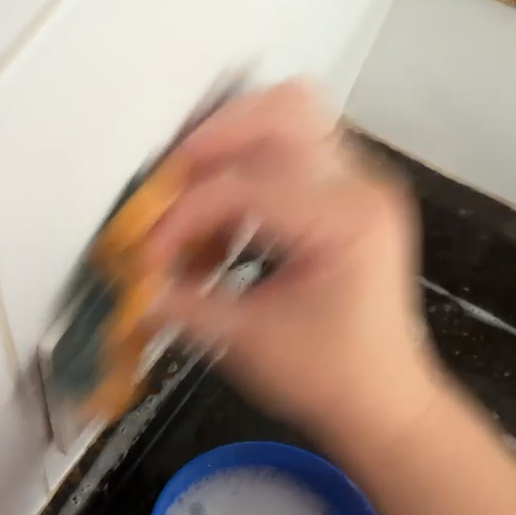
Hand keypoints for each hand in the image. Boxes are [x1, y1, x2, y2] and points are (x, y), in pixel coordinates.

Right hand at [143, 82, 440, 467]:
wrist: (383, 402)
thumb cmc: (325, 378)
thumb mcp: (246, 343)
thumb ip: (184, 305)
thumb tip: (132, 286)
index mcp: (344, 220)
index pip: (247, 185)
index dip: (184, 215)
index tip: (146, 255)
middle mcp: (360, 185)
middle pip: (282, 111)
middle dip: (211, 143)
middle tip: (165, 188)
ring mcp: (359, 185)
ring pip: (292, 118)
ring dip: (230, 146)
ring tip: (188, 194)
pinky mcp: (347, 198)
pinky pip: (294, 153)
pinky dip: (247, 170)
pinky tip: (220, 217)